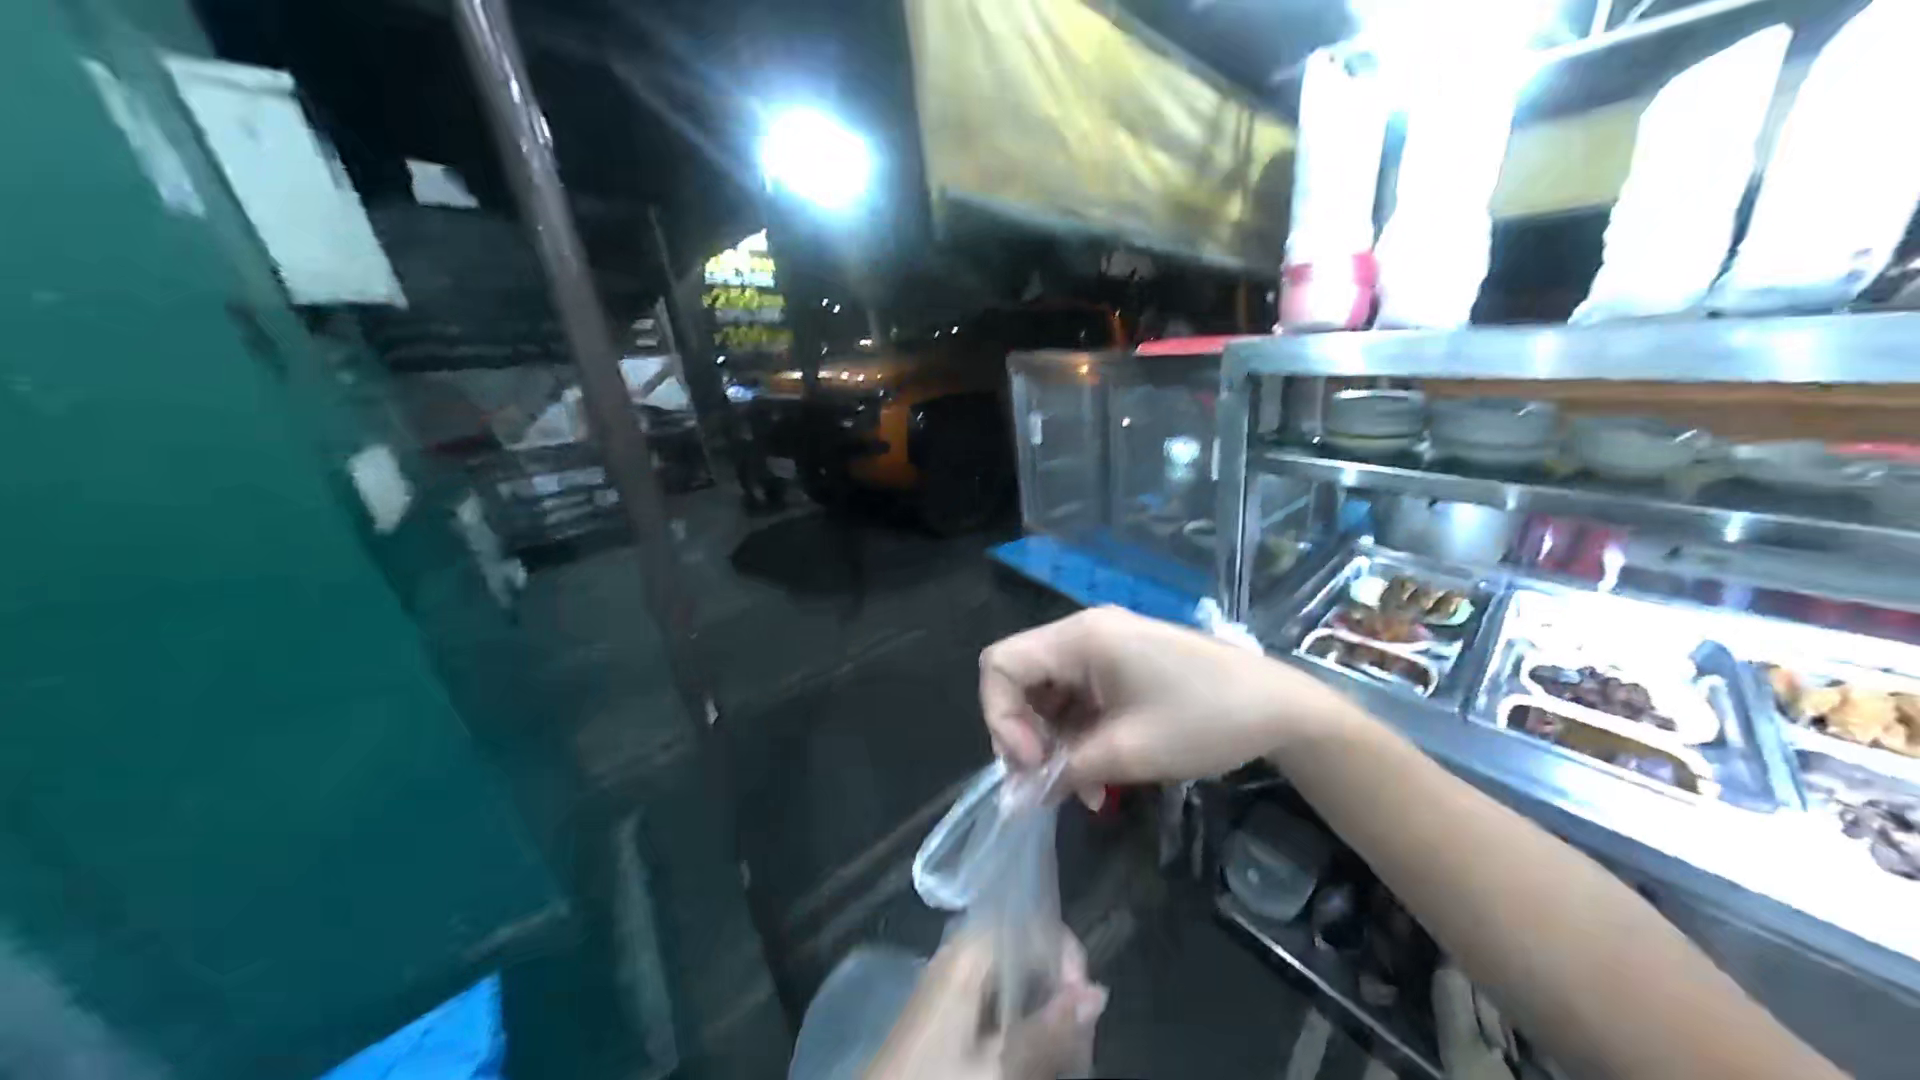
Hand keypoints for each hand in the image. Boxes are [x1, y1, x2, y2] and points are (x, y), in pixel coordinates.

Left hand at [863, 933, 1106, 1079]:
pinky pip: (992, 996)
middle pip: (1023, 947)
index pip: (1031, 923)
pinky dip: (1017, 1018)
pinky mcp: (942, 1010)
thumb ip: (1049, 1030)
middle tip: (1076, 1038)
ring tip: (1060, 1051)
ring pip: (1010, 975)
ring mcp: (947, 981)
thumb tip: (1098, 991)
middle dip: (1056, 984)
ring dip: (1040, 1006)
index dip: (1065, 954)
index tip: (1083, 1002)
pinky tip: (1027, 1054)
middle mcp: (957, 955)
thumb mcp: (998, 1068)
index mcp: (968, 954)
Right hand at [979, 607, 1364, 794]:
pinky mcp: (1118, 665)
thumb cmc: (1206, 721)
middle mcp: (1083, 633)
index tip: (1032, 763)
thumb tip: (1018, 797)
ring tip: (1082, 788)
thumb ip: (1065, 771)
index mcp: (1080, 638)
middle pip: (1020, 678)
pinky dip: (1076, 735)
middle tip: (1049, 782)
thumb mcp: (1129, 752)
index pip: (1000, 664)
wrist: (1281, 709)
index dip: (1000, 716)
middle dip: (1025, 734)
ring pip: (1045, 692)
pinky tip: (1097, 774)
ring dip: (1052, 742)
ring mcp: (1102, 647)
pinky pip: (1075, 697)